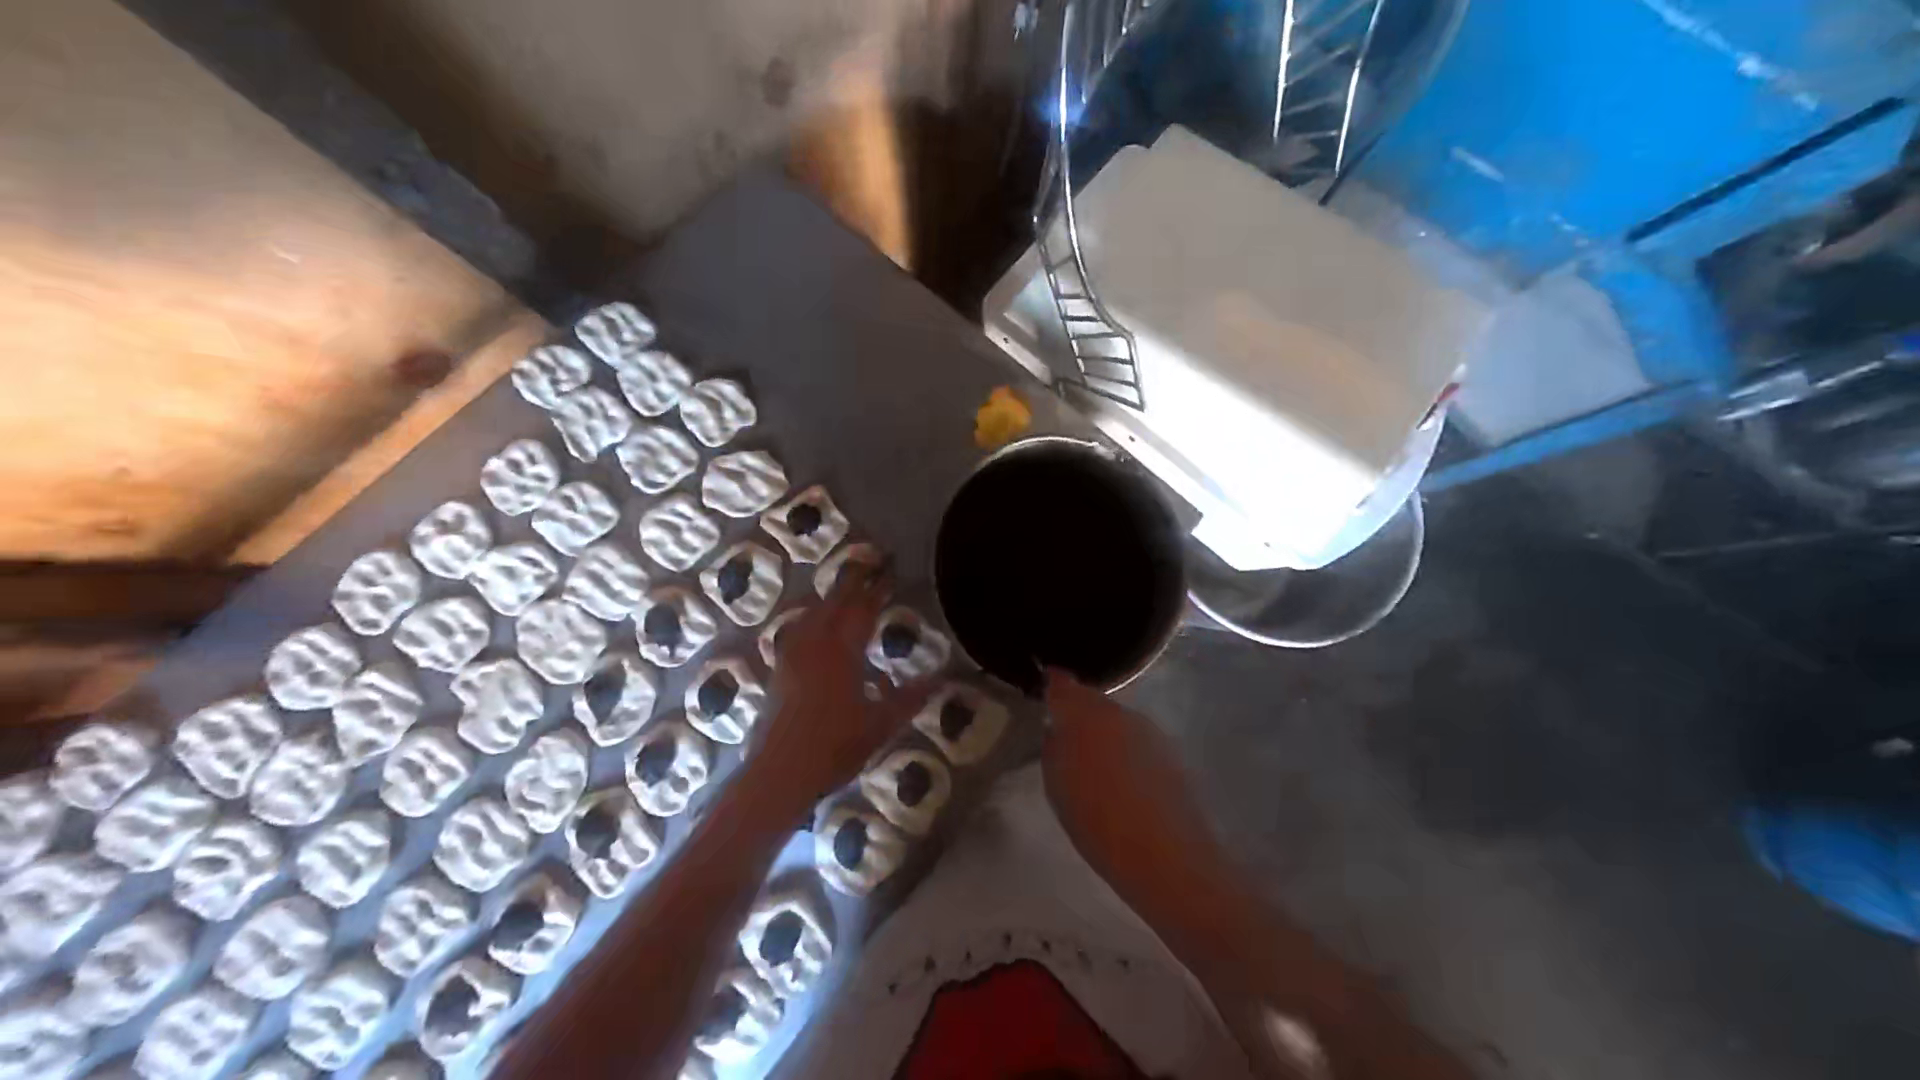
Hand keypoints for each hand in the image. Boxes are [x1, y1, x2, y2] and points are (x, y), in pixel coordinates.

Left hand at [752, 562, 932, 808]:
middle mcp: (815, 645)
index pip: (863, 610)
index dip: (878, 589)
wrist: (780, 773)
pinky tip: (814, 623)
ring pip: (813, 612)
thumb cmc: (835, 748)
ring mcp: (792, 655)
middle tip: (870, 563)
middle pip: (835, 602)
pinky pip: (797, 628)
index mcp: (842, 653)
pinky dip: (810, 616)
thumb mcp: (881, 725)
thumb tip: (940, 678)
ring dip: (831, 596)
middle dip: (854, 581)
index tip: (889, 571)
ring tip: (845, 587)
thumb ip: (909, 698)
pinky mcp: (780, 668)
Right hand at [1042, 668, 1230, 911]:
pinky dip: (1124, 749)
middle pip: (1092, 701)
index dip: (1053, 685)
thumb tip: (1057, 729)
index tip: (1045, 688)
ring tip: (1092, 761)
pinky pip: (1135, 740)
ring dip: (1102, 731)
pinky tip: (1119, 778)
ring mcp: (1149, 730)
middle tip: (1064, 733)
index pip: (1062, 686)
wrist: (1167, 856)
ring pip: (1116, 720)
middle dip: (1078, 712)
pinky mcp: (1169, 751)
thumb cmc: (1098, 822)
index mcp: (1085, 715)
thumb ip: (1054, 748)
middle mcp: (1119, 712)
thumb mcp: (1058, 787)